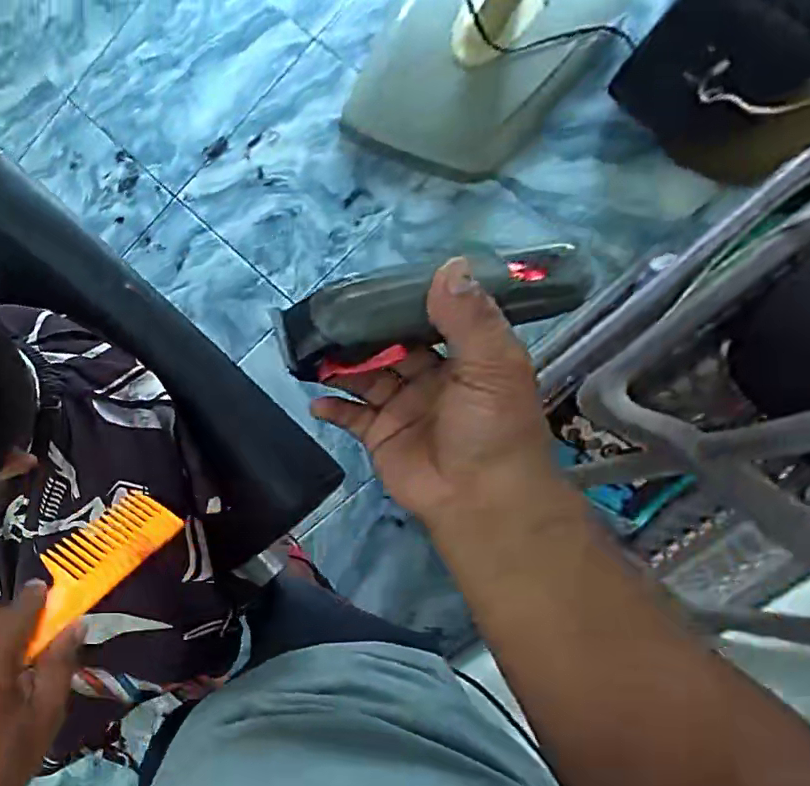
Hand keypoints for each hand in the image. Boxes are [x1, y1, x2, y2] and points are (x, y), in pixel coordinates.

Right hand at [310, 257, 565, 531]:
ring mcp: (402, 408)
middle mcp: (431, 379)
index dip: (404, 305)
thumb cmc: (492, 426)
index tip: (374, 288)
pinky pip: (351, 417)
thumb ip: (467, 318)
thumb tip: (447, 266)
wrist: (478, 496)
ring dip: (342, 367)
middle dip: (364, 336)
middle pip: (391, 349)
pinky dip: (333, 409)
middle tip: (332, 318)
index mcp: (464, 358)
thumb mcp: (492, 364)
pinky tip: (317, 402)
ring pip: (366, 379)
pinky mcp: (380, 436)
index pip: (430, 321)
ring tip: (316, 354)